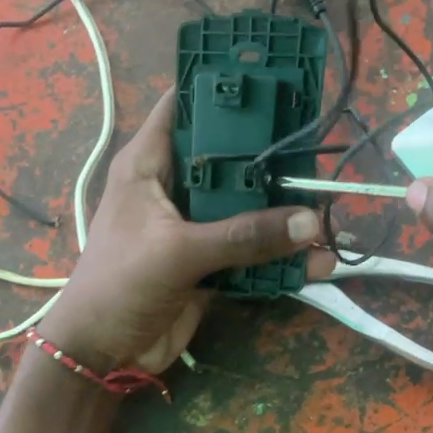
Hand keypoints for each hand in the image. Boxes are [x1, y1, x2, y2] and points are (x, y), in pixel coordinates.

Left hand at [37, 91, 328, 373]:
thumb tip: (309, 223)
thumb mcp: (177, 252)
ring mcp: (194, 229)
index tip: (274, 80)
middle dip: (272, 160)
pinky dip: (280, 260)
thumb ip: (242, 236)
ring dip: (284, 217)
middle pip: (230, 160)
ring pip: (246, 211)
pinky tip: (316, 263)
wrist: (103, 352)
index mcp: (149, 165)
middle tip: (319, 153)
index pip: (185, 107)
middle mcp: (174, 189)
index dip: (223, 88)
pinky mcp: (209, 266)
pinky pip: (251, 255)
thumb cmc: (120, 285)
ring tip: (330, 218)